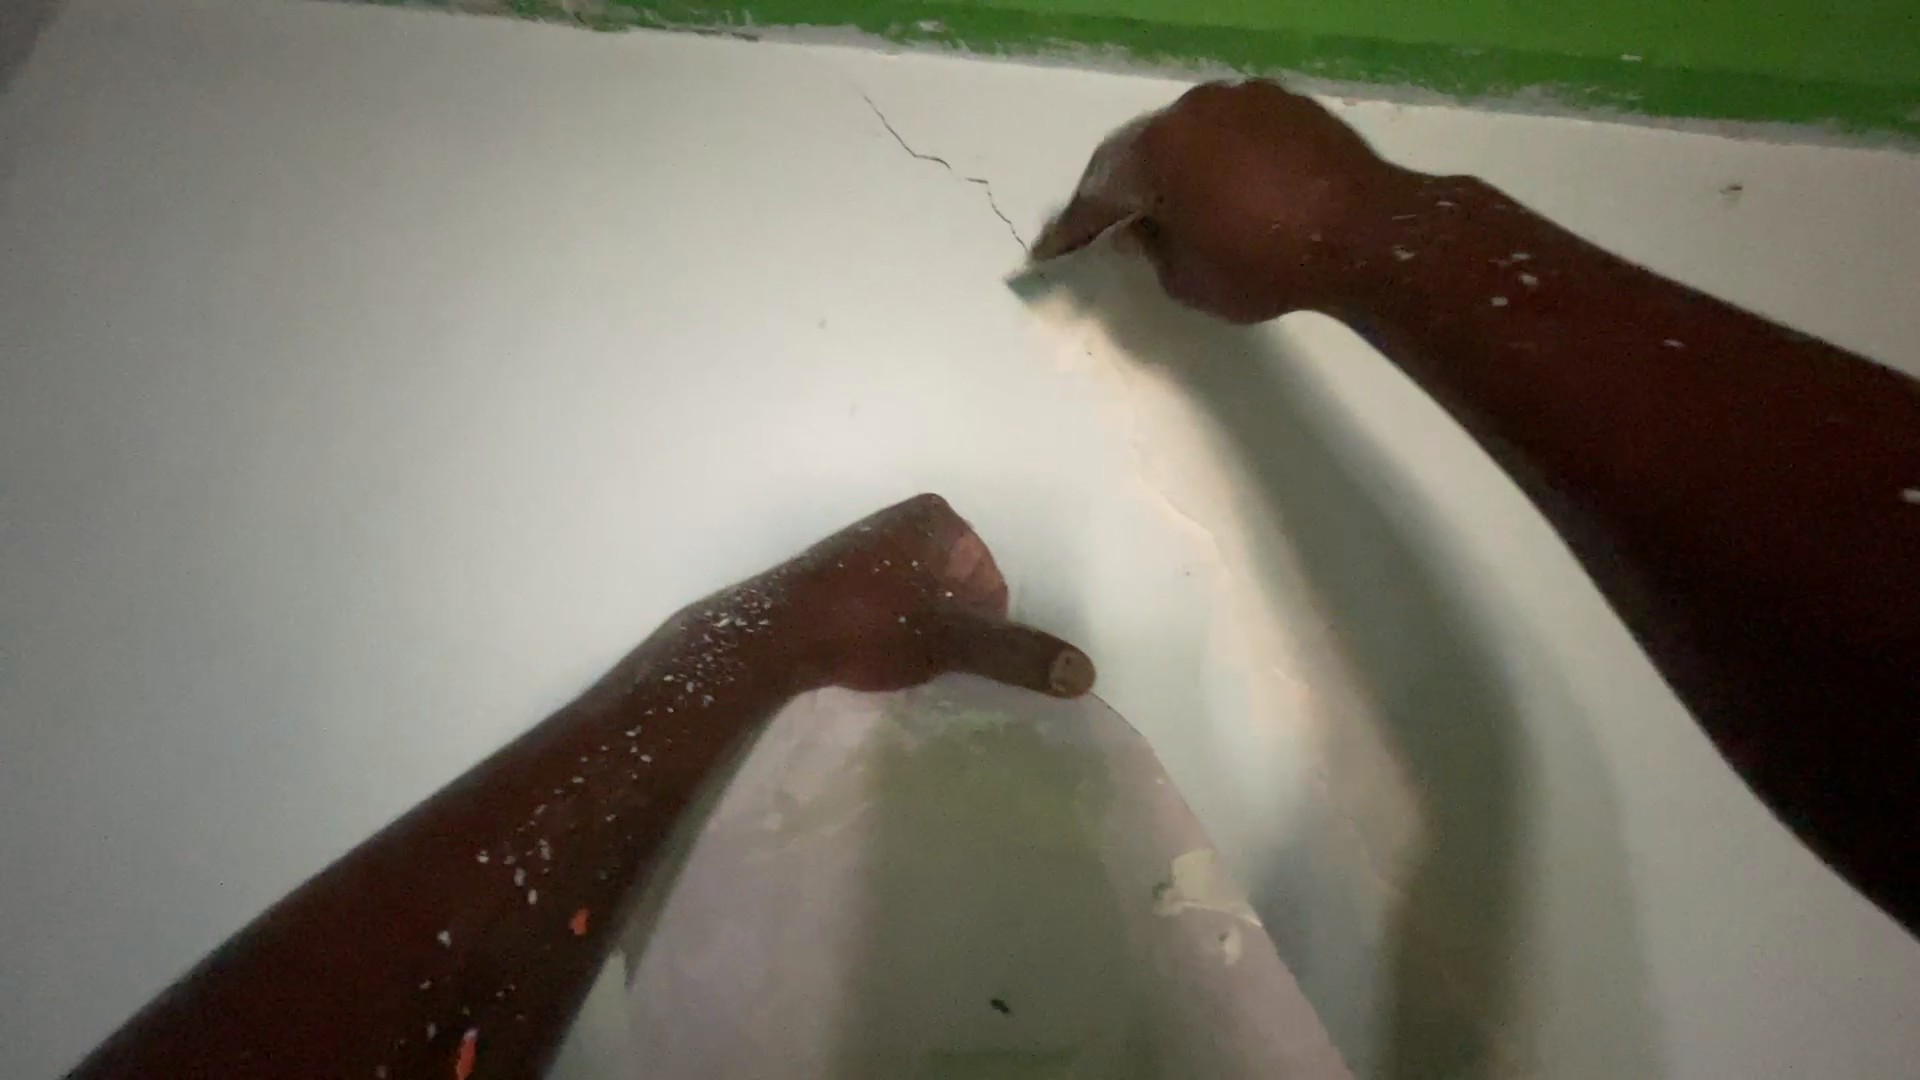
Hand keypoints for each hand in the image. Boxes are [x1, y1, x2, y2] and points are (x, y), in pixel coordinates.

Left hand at [760, 494, 1095, 697]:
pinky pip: (894, 599)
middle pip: (961, 591)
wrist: (774, 637)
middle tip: (912, 652)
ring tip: (886, 651)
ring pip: (927, 599)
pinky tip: (867, 645)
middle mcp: (910, 519)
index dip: (973, 629)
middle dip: (947, 627)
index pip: (991, 587)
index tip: (938, 647)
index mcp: (942, 520)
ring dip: (919, 629)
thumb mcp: (950, 641)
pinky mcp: (848, 567)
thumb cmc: (868, 626)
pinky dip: (891, 624)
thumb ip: (1015, 654)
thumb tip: (1086, 673)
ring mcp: (876, 541)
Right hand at [1032, 80, 1414, 322]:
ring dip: (1156, 170)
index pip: (1095, 196)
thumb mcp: (1187, 280)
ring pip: (1175, 135)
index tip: (1047, 255)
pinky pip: (1218, 130)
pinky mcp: (1276, 102)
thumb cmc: (1262, 266)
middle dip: (1107, 192)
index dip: (1069, 231)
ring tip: (1152, 204)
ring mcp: (1235, 99)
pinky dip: (1201, 158)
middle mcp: (1187, 113)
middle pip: (1129, 153)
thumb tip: (1137, 231)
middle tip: (1093, 226)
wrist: (1362, 233)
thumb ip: (1151, 252)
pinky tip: (1208, 185)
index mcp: (1155, 156)